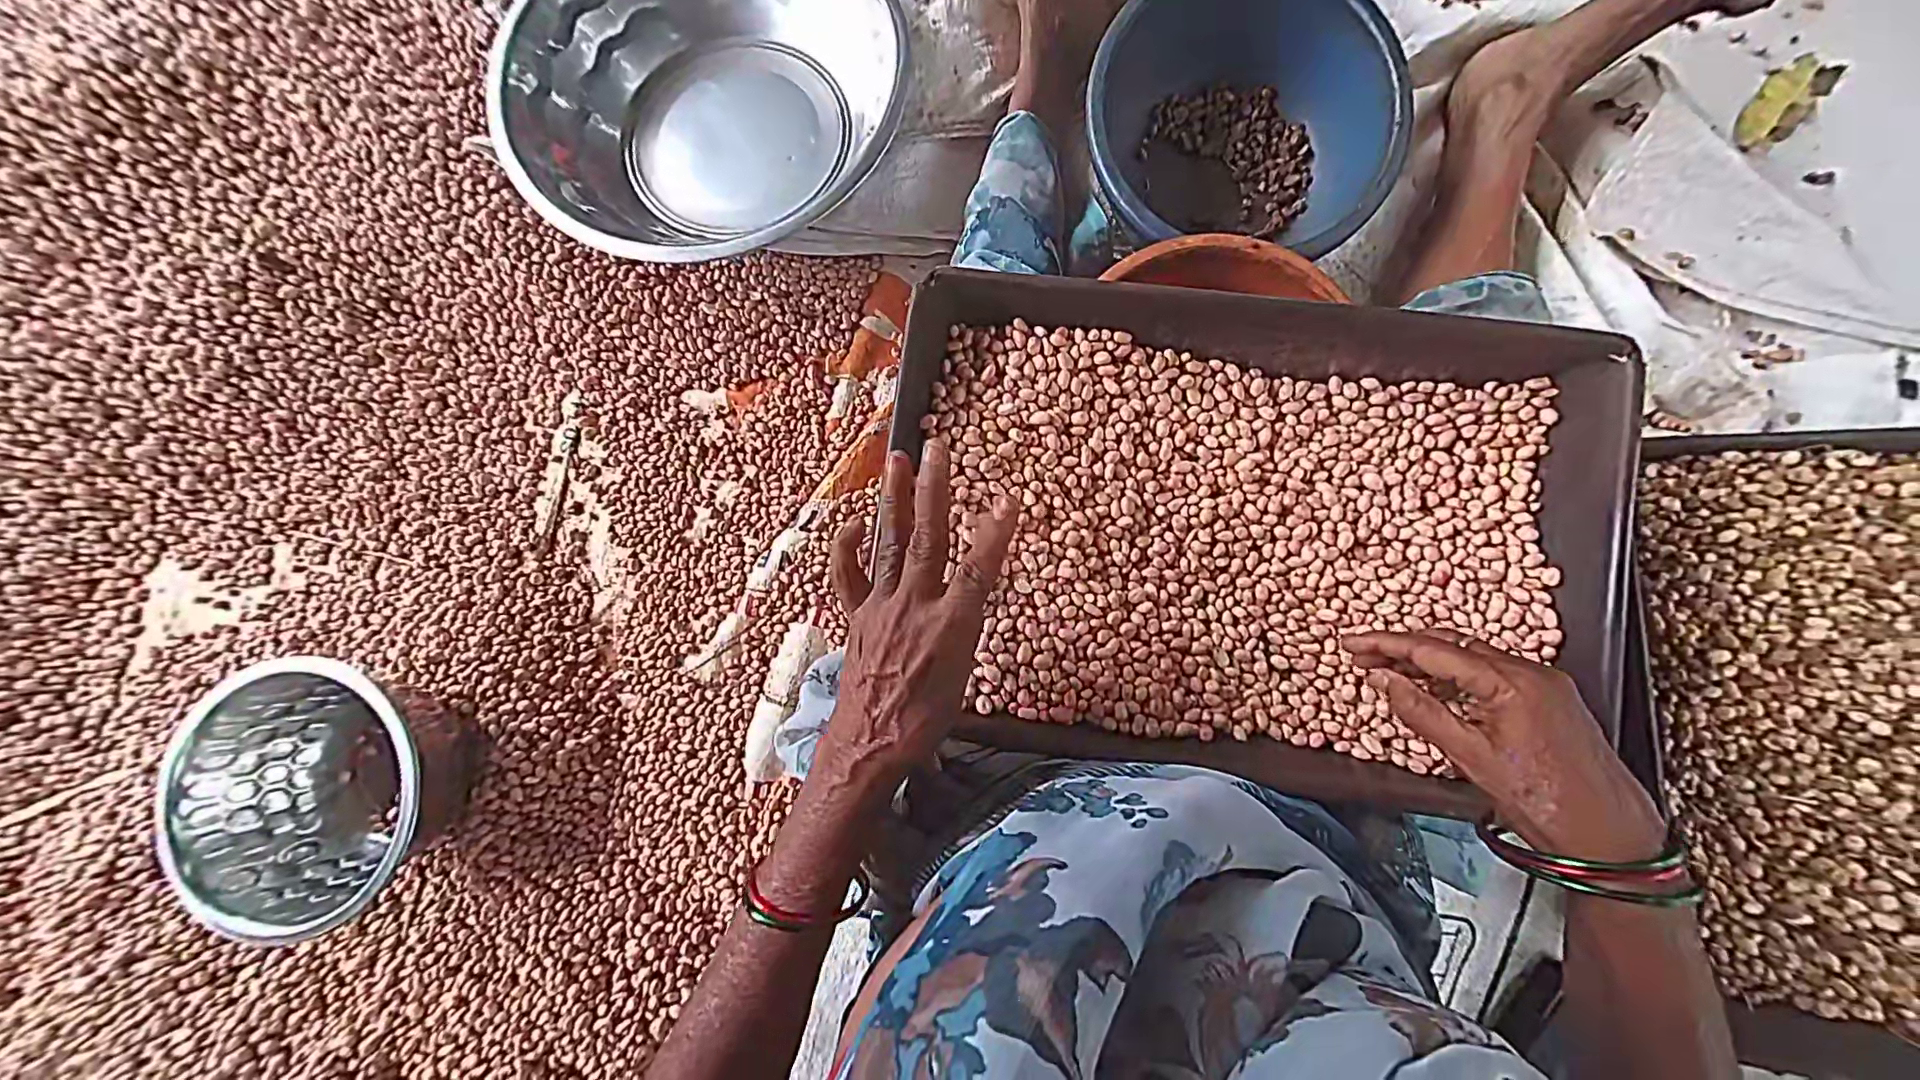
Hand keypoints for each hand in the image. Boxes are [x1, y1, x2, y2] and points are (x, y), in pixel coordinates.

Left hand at [817, 441, 1017, 800]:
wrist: (870, 743)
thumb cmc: (924, 719)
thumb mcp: (962, 674)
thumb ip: (963, 626)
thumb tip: (963, 598)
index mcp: (950, 628)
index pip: (978, 571)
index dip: (995, 534)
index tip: (1007, 498)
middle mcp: (915, 608)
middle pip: (928, 540)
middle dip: (935, 491)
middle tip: (937, 449)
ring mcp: (881, 607)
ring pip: (890, 544)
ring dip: (895, 499)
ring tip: (896, 461)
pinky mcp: (858, 615)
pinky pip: (848, 575)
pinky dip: (848, 547)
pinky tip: (856, 521)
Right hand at [1342, 630, 1665, 862]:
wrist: (1613, 838)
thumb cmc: (1548, 802)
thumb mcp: (1468, 756)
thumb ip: (1420, 711)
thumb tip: (1384, 680)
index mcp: (1511, 683)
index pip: (1431, 650)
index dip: (1384, 644)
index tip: (1353, 643)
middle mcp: (1532, 672)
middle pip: (1450, 642)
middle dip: (1401, 647)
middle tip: (1363, 656)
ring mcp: (1545, 682)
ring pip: (1469, 653)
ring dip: (1426, 659)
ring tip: (1389, 671)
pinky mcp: (1550, 696)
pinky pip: (1490, 670)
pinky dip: (1453, 673)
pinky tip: (1432, 687)